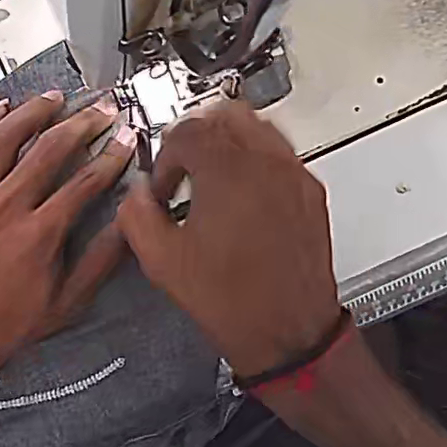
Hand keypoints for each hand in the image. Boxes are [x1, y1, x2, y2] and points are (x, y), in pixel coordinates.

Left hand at [0, 91, 137, 429]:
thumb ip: (99, 261)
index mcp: (37, 236)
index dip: (112, 156)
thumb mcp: (65, 304)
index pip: (85, 182)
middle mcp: (4, 210)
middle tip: (103, 108)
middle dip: (82, 122)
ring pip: (3, 139)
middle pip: (48, 150)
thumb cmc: (4, 325)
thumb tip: (127, 224)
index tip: (128, 138)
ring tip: (54, 97)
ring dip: (32, 112)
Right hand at [116, 99, 342, 377]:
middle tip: (183, 164)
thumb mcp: (162, 261)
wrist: (286, 332)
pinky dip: (256, 161)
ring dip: (229, 142)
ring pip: (259, 128)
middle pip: (227, 114)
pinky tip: (241, 194)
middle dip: (197, 135)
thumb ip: (136, 215)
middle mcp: (266, 164)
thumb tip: (135, 196)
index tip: (161, 184)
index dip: (164, 156)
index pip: (188, 131)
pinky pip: (281, 155)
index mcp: (227, 173)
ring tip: (211, 177)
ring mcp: (294, 176)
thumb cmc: (235, 302)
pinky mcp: (310, 194)